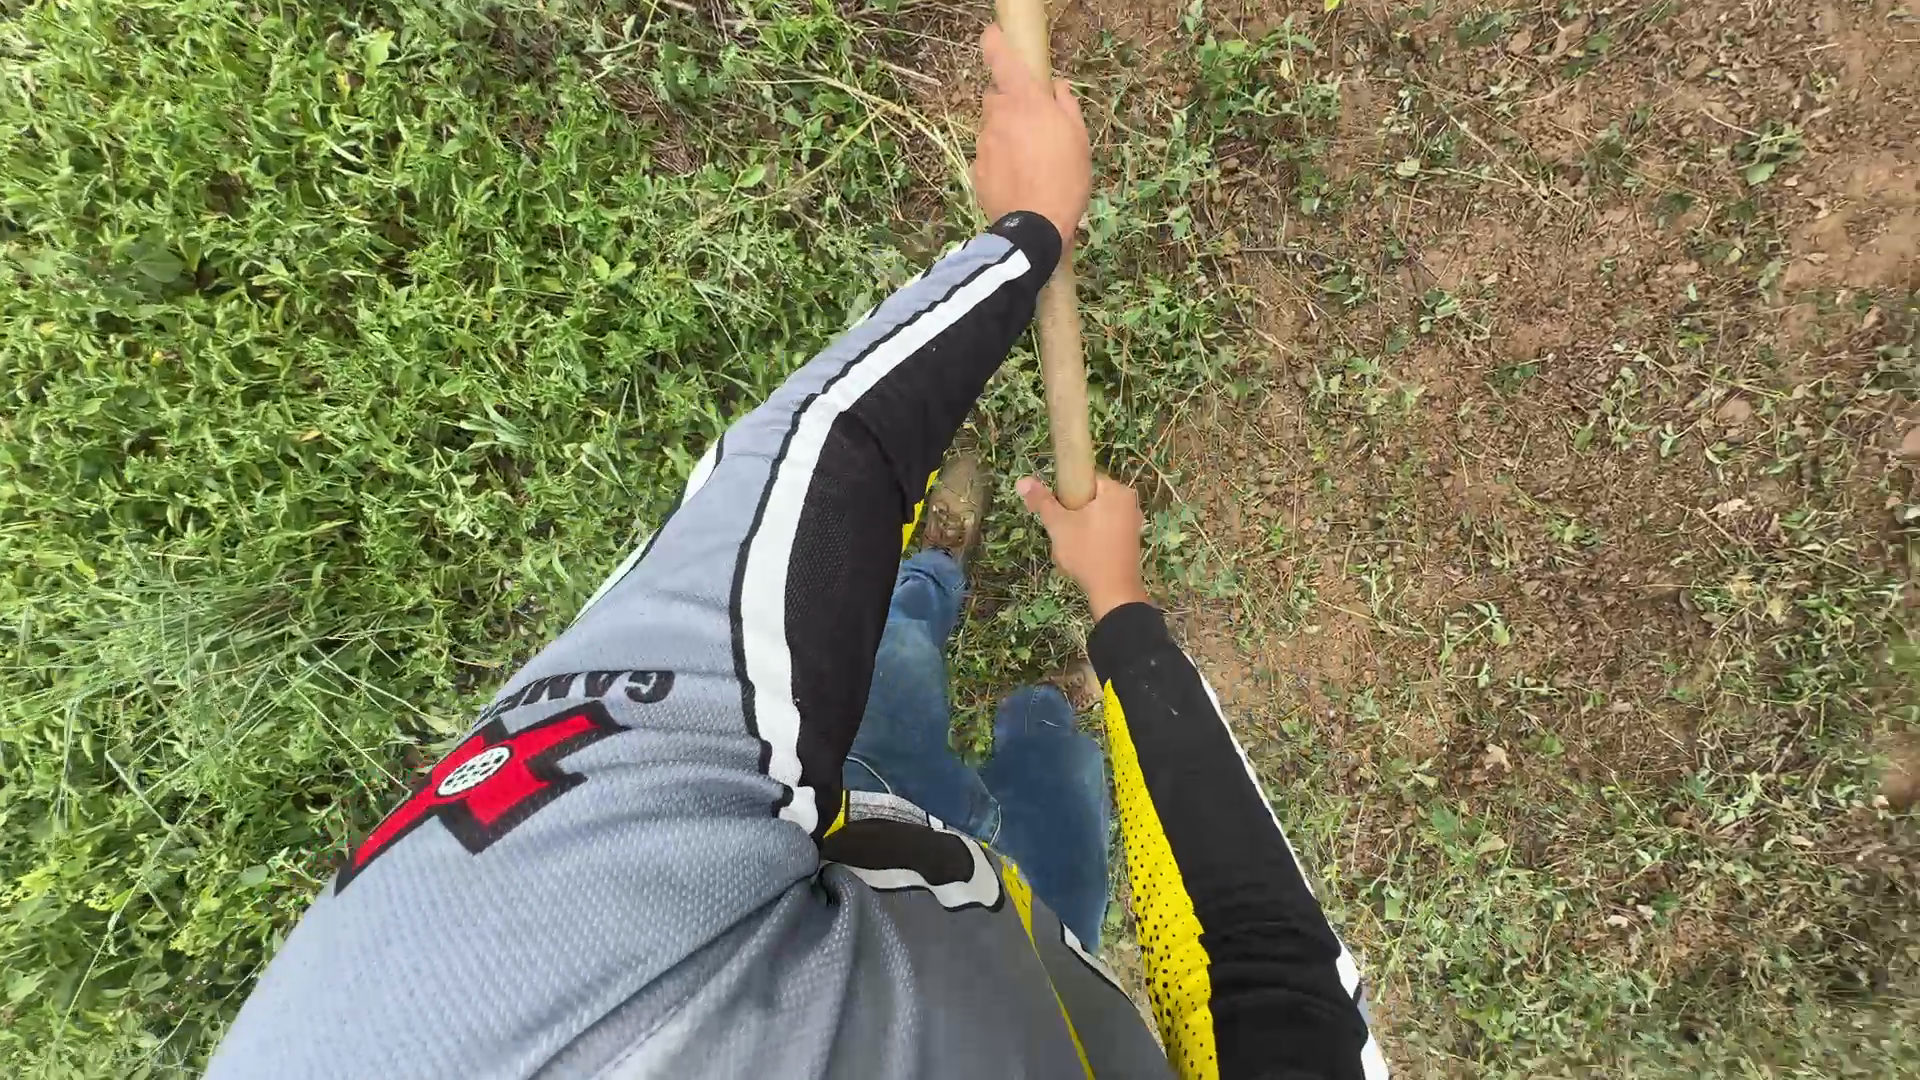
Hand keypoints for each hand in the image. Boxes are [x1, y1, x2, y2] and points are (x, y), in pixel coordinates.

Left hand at [972, 24, 1091, 248]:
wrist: (1036, 228)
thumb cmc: (1065, 179)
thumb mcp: (1079, 138)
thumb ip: (1065, 105)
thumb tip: (1056, 87)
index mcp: (1023, 99)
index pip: (997, 54)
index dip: (994, 42)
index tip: (996, 39)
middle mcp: (997, 116)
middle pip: (995, 97)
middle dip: (1009, 106)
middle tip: (1031, 128)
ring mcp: (983, 145)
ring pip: (991, 130)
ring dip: (1004, 138)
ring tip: (1027, 164)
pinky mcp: (976, 171)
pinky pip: (987, 158)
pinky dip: (998, 164)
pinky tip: (1016, 182)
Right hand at [1017, 473, 1150, 620]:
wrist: (1114, 593)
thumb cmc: (1087, 553)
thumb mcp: (1059, 525)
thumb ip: (1042, 501)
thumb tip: (1022, 480)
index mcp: (1116, 491)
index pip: (1084, 479)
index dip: (1064, 493)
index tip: (1055, 512)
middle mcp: (1129, 502)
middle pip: (1088, 499)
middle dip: (1070, 515)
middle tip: (1061, 533)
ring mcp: (1131, 522)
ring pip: (1093, 517)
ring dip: (1076, 530)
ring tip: (1069, 548)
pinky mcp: (1129, 540)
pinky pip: (1103, 531)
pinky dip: (1089, 540)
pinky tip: (1080, 556)